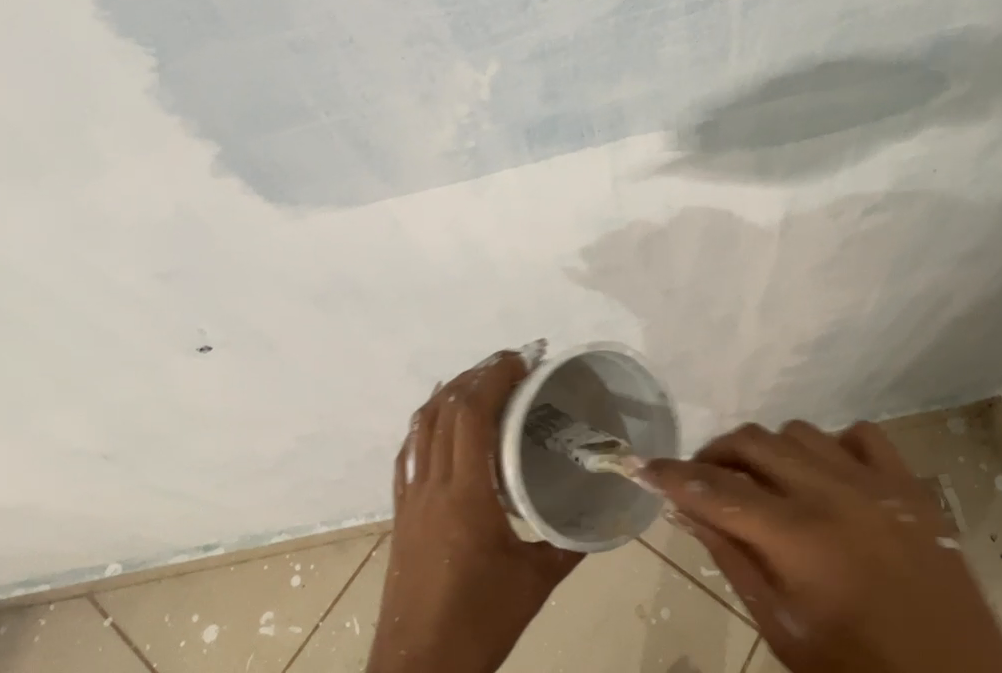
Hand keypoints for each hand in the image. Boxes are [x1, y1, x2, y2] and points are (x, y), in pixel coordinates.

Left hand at [367, 350, 584, 672]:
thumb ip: (568, 542)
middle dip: (477, 376)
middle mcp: (432, 485)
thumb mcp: (535, 580)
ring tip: (481, 381)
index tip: (523, 359)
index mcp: (465, 494)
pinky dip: (426, 424)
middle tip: (512, 364)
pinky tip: (442, 423)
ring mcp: (411, 498)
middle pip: (445, 409)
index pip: (473, 413)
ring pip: (421, 425)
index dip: (495, 377)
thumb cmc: (480, 621)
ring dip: (449, 394)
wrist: (418, 667)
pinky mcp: (401, 514)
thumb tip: (600, 514)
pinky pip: (409, 452)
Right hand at [641, 421, 1001, 672]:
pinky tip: (828, 476)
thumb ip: (734, 562)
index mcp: (795, 537)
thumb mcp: (783, 630)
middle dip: (715, 455)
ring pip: (800, 432)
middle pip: (753, 443)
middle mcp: (831, 492)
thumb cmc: (857, 670)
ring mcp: (875, 482)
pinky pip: (860, 436)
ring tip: (764, 483)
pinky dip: (833, 446)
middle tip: (702, 481)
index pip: (716, 489)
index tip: (644, 466)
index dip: (672, 474)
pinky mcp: (910, 484)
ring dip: (770, 450)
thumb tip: (688, 512)